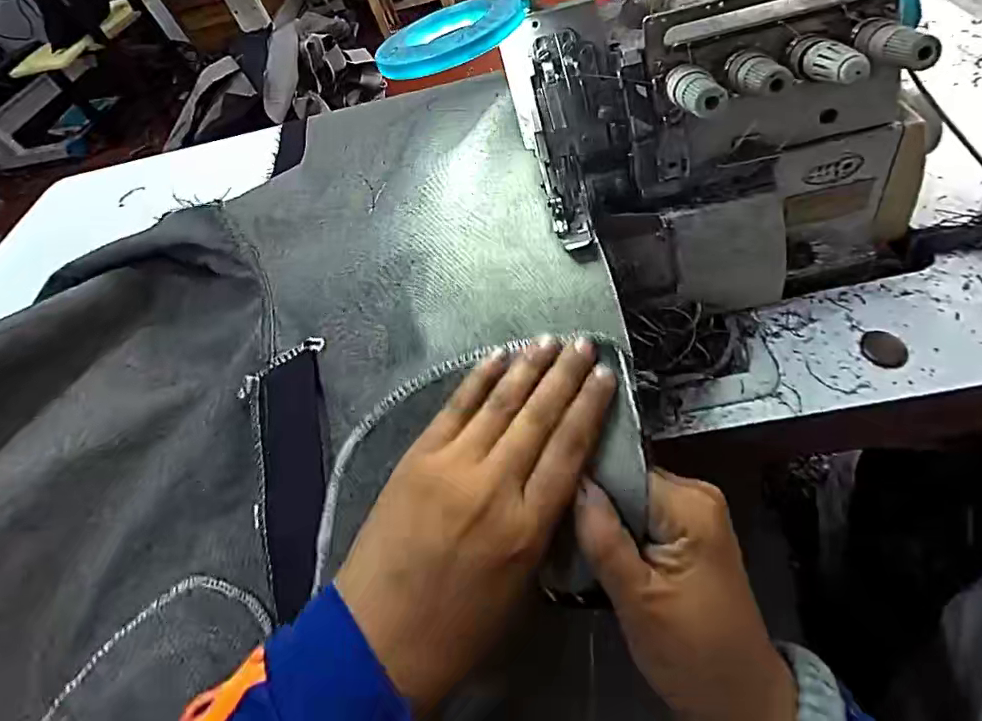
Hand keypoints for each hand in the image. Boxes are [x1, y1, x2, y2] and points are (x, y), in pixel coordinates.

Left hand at [333, 337, 618, 711]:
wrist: (375, 641)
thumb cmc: (459, 624)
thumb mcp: (523, 580)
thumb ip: (547, 520)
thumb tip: (566, 470)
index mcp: (527, 525)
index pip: (569, 449)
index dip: (590, 407)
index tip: (606, 376)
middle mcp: (494, 486)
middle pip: (540, 417)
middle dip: (567, 375)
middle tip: (585, 344)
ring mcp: (452, 467)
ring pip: (501, 404)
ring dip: (529, 366)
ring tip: (550, 340)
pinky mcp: (418, 458)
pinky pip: (455, 408)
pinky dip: (479, 378)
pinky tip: (499, 356)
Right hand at [575, 468, 796, 720]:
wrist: (739, 693)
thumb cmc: (693, 652)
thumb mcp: (638, 601)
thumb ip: (605, 539)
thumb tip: (577, 485)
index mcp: (691, 503)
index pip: (626, 471)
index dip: (591, 486)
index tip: (560, 507)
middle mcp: (699, 493)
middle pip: (632, 481)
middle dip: (600, 506)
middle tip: (571, 538)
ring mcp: (699, 509)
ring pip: (636, 497)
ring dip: (611, 521)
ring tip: (587, 551)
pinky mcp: (694, 528)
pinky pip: (649, 513)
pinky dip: (628, 532)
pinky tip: (612, 557)